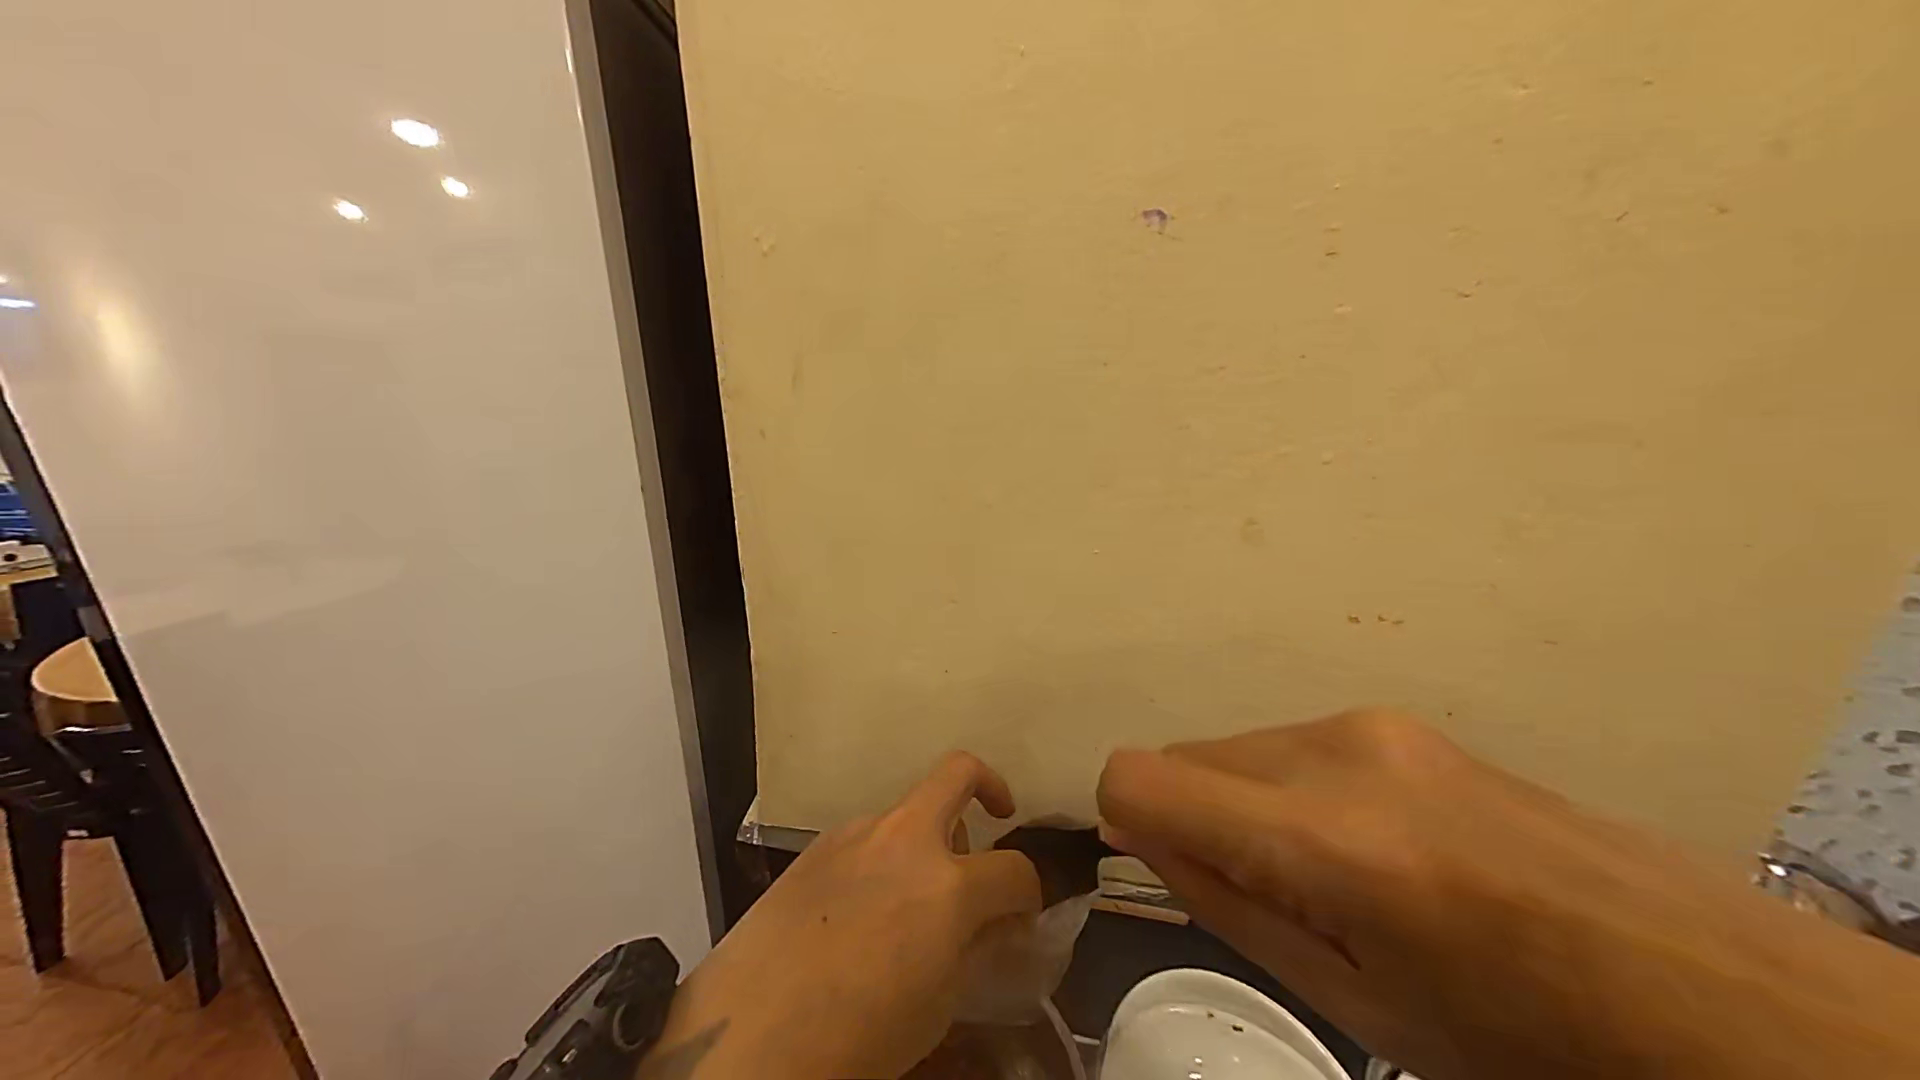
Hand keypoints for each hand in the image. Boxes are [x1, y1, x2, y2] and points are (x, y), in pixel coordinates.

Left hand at [639, 752, 1041, 1079]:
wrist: (750, 1034)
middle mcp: (905, 839)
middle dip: (989, 784)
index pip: (1015, 869)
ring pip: (909, 811)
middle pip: (959, 771)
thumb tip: (997, 923)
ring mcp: (857, 834)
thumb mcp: (939, 1004)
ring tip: (916, 892)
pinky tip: (866, 906)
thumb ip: (976, 947)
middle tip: (997, 815)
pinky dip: (885, 856)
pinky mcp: (818, 844)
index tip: (1024, 911)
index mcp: (947, 884)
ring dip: (929, 836)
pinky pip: (868, 837)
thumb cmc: (859, 1037)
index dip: (1030, 892)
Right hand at [1097, 709, 1919, 1079]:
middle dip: (1187, 815)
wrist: (1714, 991)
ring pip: (1236, 748)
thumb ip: (1225, 903)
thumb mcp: (1354, 1003)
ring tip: (1325, 875)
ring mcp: (1372, 723)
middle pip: (1185, 755)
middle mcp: (1334, 750)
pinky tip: (1366, 846)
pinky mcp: (1400, 718)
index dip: (1124, 818)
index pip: (1140, 777)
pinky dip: (1285, 790)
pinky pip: (1289, 744)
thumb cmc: (1525, 1036)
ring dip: (1239, 803)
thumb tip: (1143, 838)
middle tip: (1257, 891)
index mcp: (1323, 838)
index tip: (1155, 862)